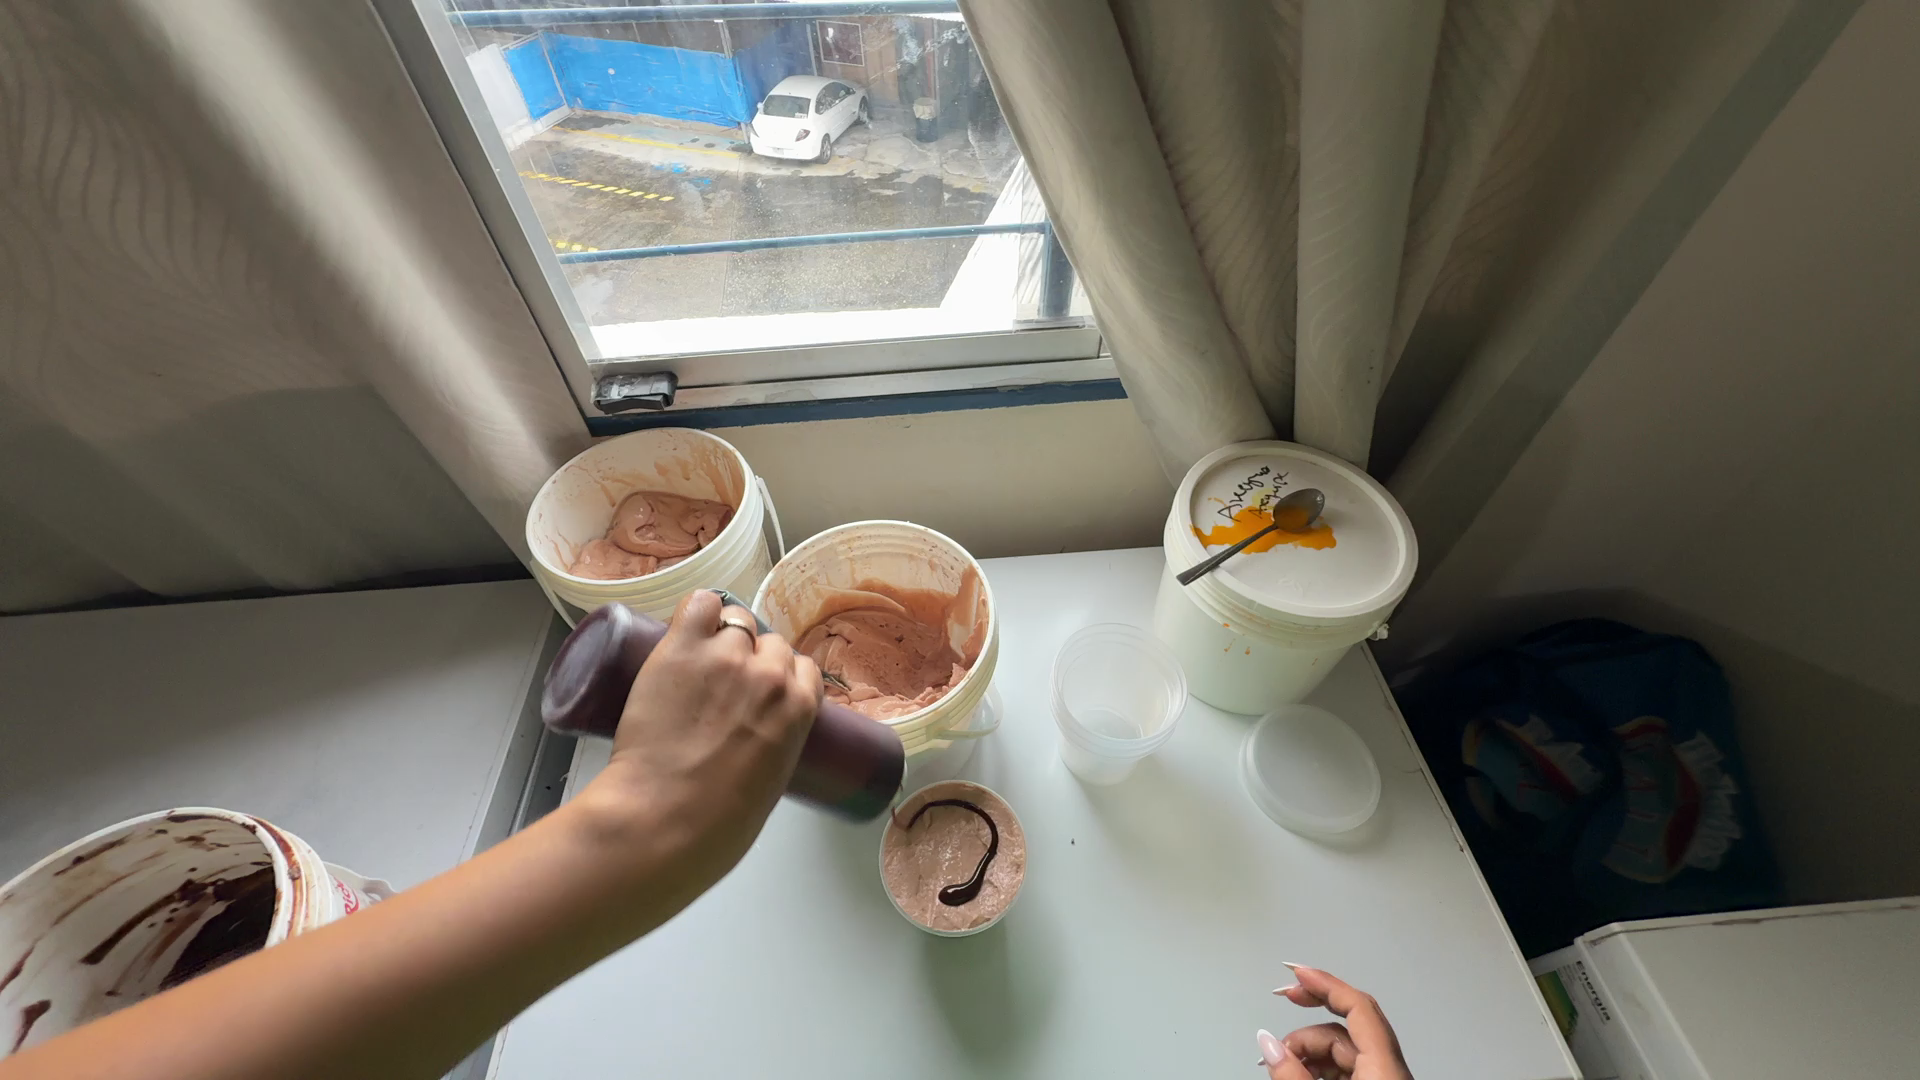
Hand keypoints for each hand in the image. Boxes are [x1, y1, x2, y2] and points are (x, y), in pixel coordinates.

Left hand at [575, 590, 822, 893]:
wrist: (665, 820)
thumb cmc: (718, 825)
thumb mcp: (772, 784)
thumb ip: (773, 750)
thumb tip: (753, 748)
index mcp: (801, 707)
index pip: (802, 667)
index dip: (782, 674)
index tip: (762, 688)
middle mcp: (770, 673)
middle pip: (771, 643)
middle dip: (753, 657)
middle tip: (725, 681)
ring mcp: (726, 657)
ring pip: (735, 621)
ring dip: (722, 636)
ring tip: (698, 660)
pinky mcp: (682, 649)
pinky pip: (699, 604)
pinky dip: (697, 609)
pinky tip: (686, 627)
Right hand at [1258, 965, 1412, 1079]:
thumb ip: (1292, 1072)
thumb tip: (1266, 1042)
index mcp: (1386, 1068)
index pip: (1360, 1006)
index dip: (1326, 983)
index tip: (1296, 972)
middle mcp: (1392, 1072)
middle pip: (1348, 1027)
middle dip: (1310, 1019)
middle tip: (1282, 1003)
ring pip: (1345, 1050)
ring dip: (1309, 1049)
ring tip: (1282, 1063)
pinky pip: (1350, 1070)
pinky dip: (1320, 1066)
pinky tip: (1299, 1073)